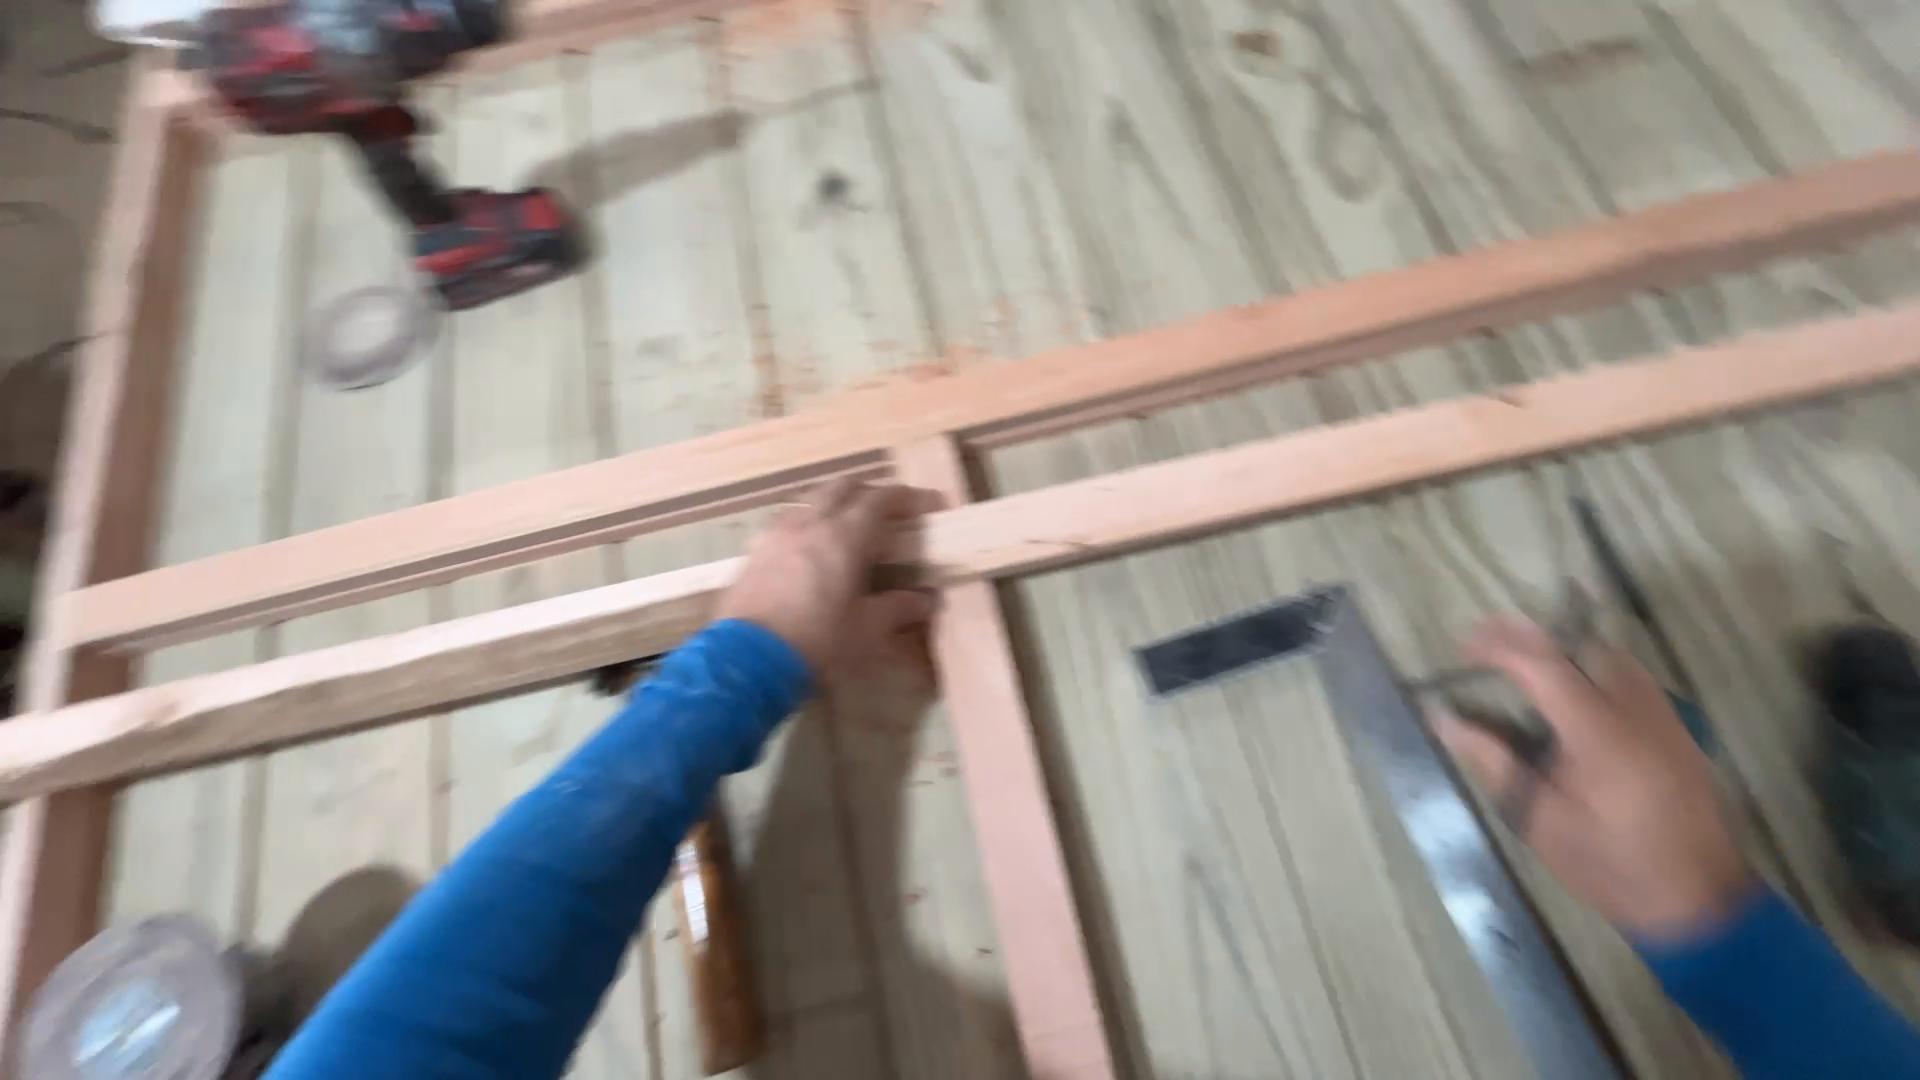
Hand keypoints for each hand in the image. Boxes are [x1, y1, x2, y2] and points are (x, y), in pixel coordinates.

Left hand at [715, 480, 940, 684]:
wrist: (746, 660)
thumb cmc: (817, 641)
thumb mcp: (866, 630)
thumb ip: (898, 608)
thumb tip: (926, 599)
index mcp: (844, 536)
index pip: (880, 499)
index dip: (906, 496)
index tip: (925, 502)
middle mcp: (809, 523)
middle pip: (842, 486)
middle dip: (868, 491)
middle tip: (885, 509)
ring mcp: (777, 533)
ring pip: (810, 499)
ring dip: (833, 502)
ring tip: (845, 523)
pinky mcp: (754, 550)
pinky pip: (786, 520)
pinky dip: (805, 521)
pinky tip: (807, 543)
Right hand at [1434, 618, 1757, 940]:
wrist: (1700, 906)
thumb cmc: (1608, 864)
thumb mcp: (1538, 817)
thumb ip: (1492, 759)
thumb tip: (1440, 717)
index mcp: (1601, 737)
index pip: (1545, 667)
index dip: (1499, 648)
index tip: (1462, 643)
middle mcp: (1640, 717)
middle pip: (1585, 649)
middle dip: (1532, 636)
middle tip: (1485, 636)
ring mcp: (1667, 724)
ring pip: (1616, 659)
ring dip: (1565, 647)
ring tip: (1522, 652)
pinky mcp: (1680, 736)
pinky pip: (1635, 680)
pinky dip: (1594, 666)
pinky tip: (1570, 684)